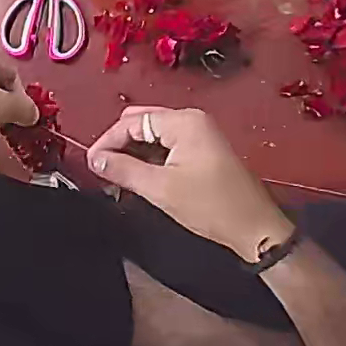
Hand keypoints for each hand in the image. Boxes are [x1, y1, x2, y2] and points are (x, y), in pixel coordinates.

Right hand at [87, 106, 293, 263]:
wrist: (254, 226)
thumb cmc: (210, 205)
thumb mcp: (160, 189)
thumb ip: (124, 169)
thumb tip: (95, 158)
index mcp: (183, 121)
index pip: (133, 121)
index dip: (108, 141)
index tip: (91, 162)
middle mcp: (191, 119)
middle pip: (142, 122)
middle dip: (119, 143)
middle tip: (102, 169)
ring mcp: (199, 132)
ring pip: (154, 134)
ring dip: (134, 152)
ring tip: (116, 176)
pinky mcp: (203, 147)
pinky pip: (167, 143)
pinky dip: (150, 157)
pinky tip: (139, 175)